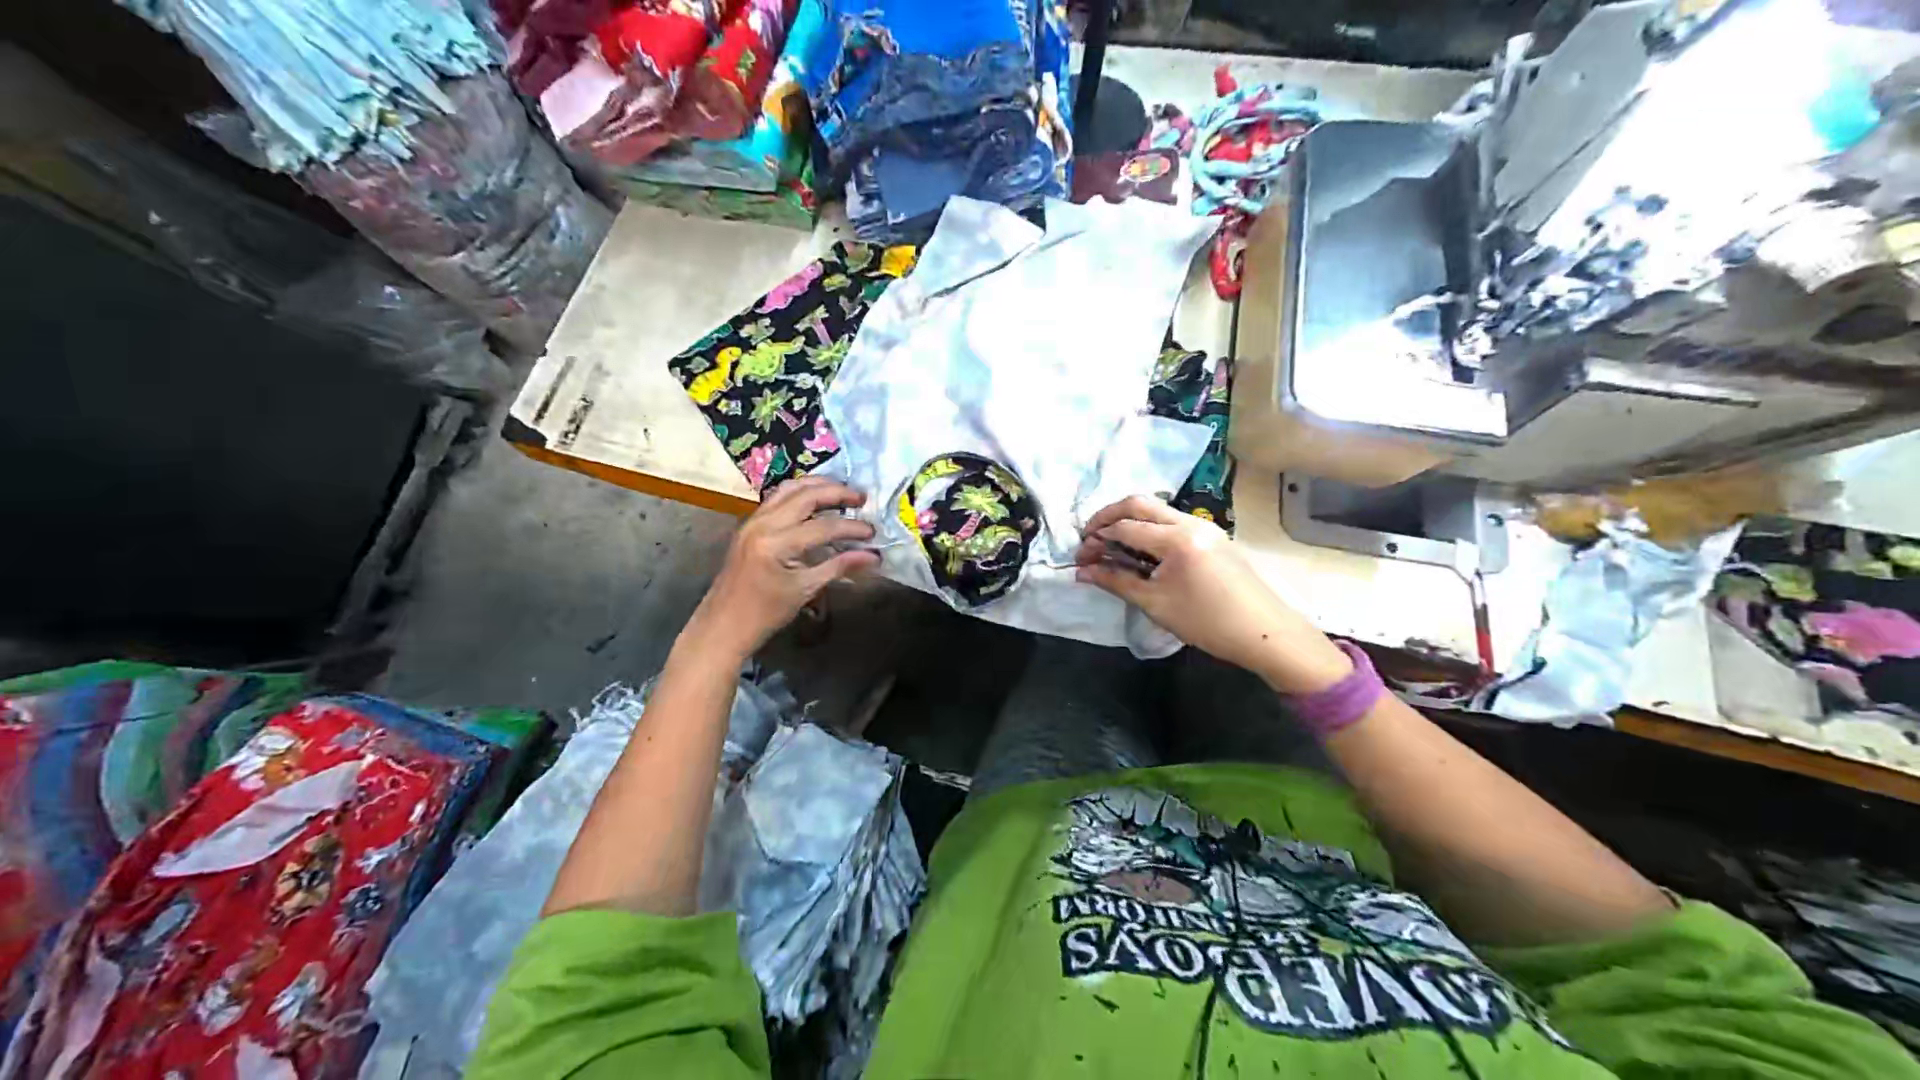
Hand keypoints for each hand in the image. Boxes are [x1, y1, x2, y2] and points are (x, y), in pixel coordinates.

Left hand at [678, 477, 878, 665]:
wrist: (724, 624)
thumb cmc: (765, 613)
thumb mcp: (805, 590)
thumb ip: (839, 567)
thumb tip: (873, 556)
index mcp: (776, 543)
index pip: (823, 526)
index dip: (851, 527)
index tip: (873, 532)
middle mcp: (763, 524)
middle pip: (806, 496)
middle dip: (837, 493)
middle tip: (861, 498)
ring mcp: (753, 521)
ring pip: (790, 489)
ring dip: (818, 486)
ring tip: (842, 492)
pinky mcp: (750, 524)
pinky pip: (778, 498)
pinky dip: (801, 493)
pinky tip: (816, 499)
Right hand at [1075, 495, 1352, 693]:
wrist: (1266, 633)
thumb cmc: (1208, 623)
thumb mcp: (1156, 604)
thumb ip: (1116, 581)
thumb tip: (1083, 571)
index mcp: (1176, 539)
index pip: (1125, 527)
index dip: (1097, 539)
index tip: (1079, 557)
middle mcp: (1190, 522)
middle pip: (1139, 503)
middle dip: (1108, 516)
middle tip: (1089, 537)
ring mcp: (1205, 526)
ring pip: (1157, 509)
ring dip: (1129, 520)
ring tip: (1111, 545)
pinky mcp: (1213, 536)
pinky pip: (1172, 520)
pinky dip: (1149, 528)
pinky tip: (1140, 550)